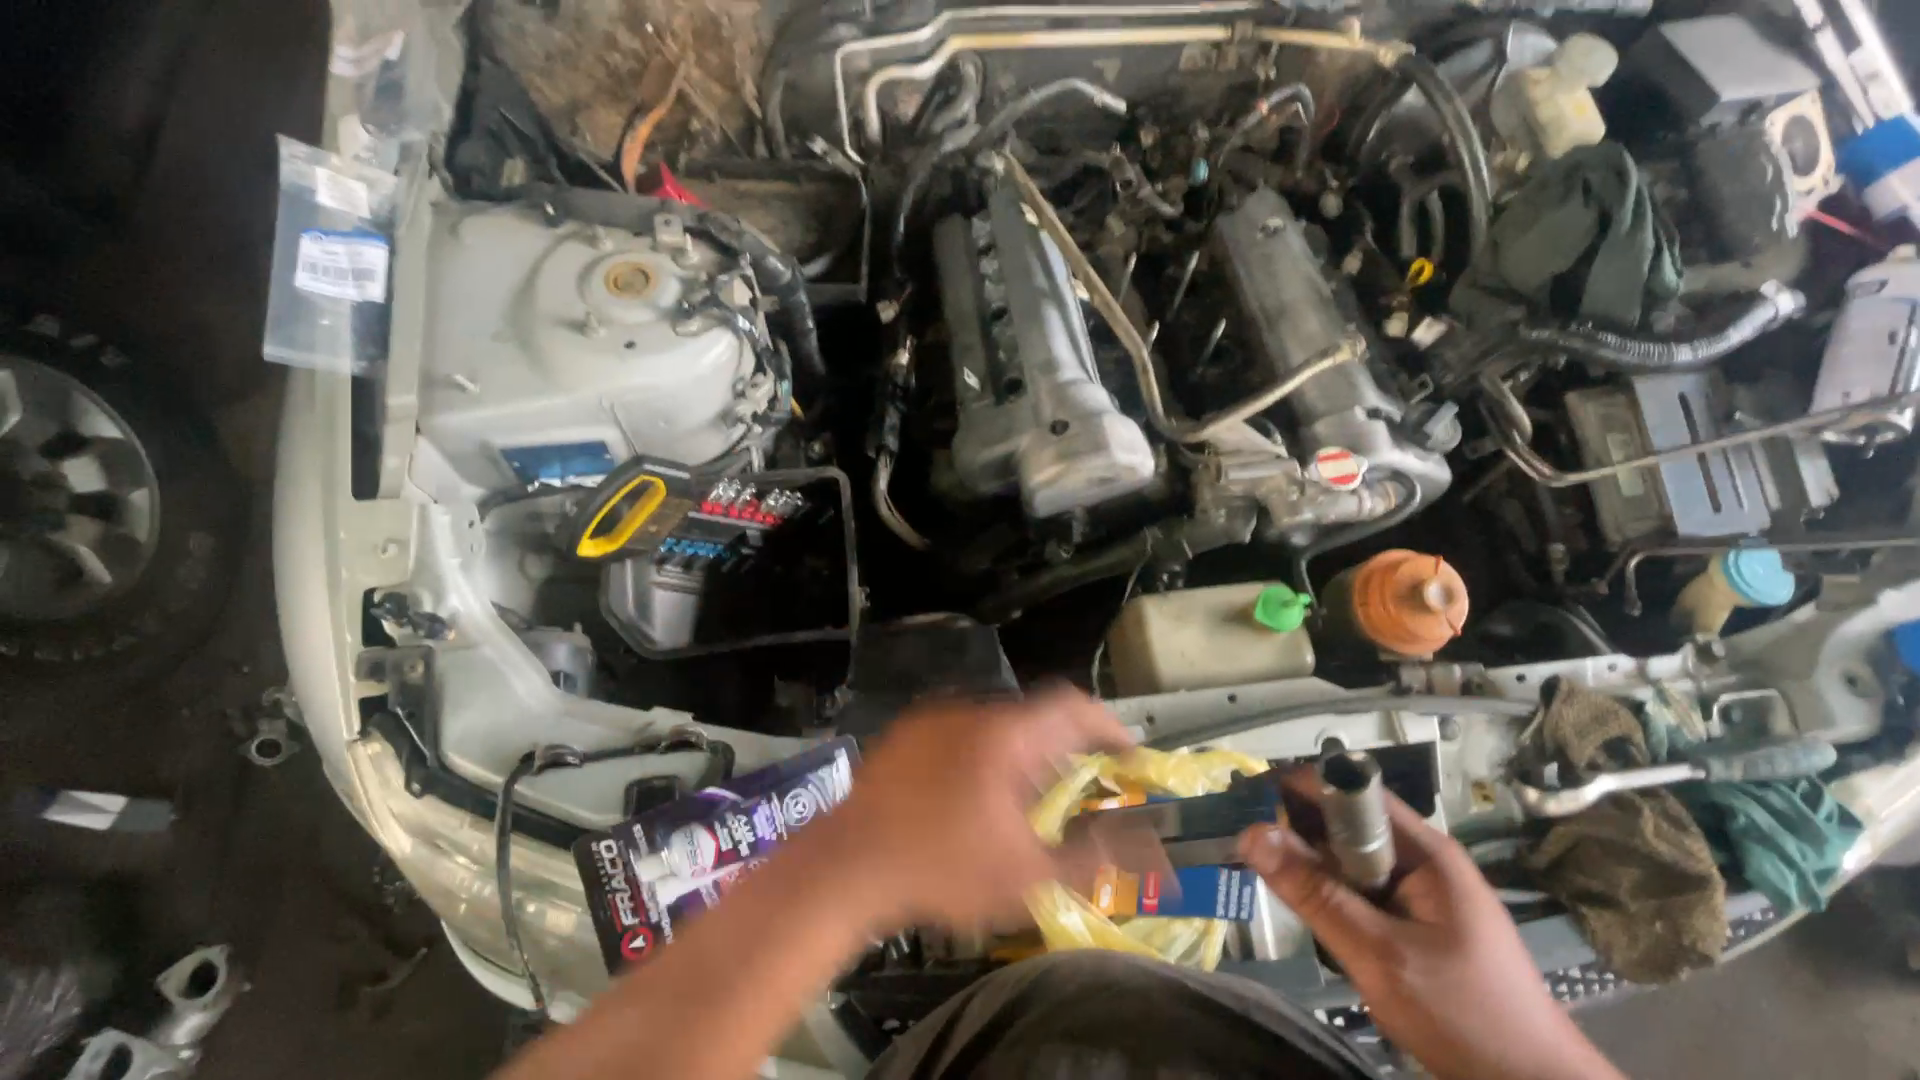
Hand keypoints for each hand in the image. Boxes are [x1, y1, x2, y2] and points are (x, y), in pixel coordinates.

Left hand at [809, 686, 1132, 931]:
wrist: (846, 868)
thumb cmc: (941, 870)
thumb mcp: (1027, 875)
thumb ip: (1092, 856)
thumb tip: (1140, 843)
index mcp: (1006, 735)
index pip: (1073, 706)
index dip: (1108, 725)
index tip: (1127, 752)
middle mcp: (971, 713)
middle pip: (1034, 717)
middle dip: (1063, 748)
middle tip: (1078, 787)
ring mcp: (931, 722)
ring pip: (994, 727)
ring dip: (1020, 755)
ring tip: (1024, 802)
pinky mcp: (902, 739)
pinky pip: (959, 737)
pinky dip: (982, 758)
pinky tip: (972, 801)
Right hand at [1237, 776, 1625, 1079]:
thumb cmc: (1464, 1017)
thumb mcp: (1380, 955)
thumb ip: (1316, 894)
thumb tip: (1251, 833)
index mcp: (1425, 852)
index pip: (1351, 792)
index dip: (1298, 789)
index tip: (1243, 802)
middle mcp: (1422, 860)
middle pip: (1346, 823)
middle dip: (1294, 828)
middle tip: (1239, 845)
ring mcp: (1421, 893)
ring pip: (1348, 860)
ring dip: (1309, 865)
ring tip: (1256, 873)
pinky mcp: (1416, 924)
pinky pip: (1361, 892)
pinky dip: (1329, 895)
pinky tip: (1302, 910)